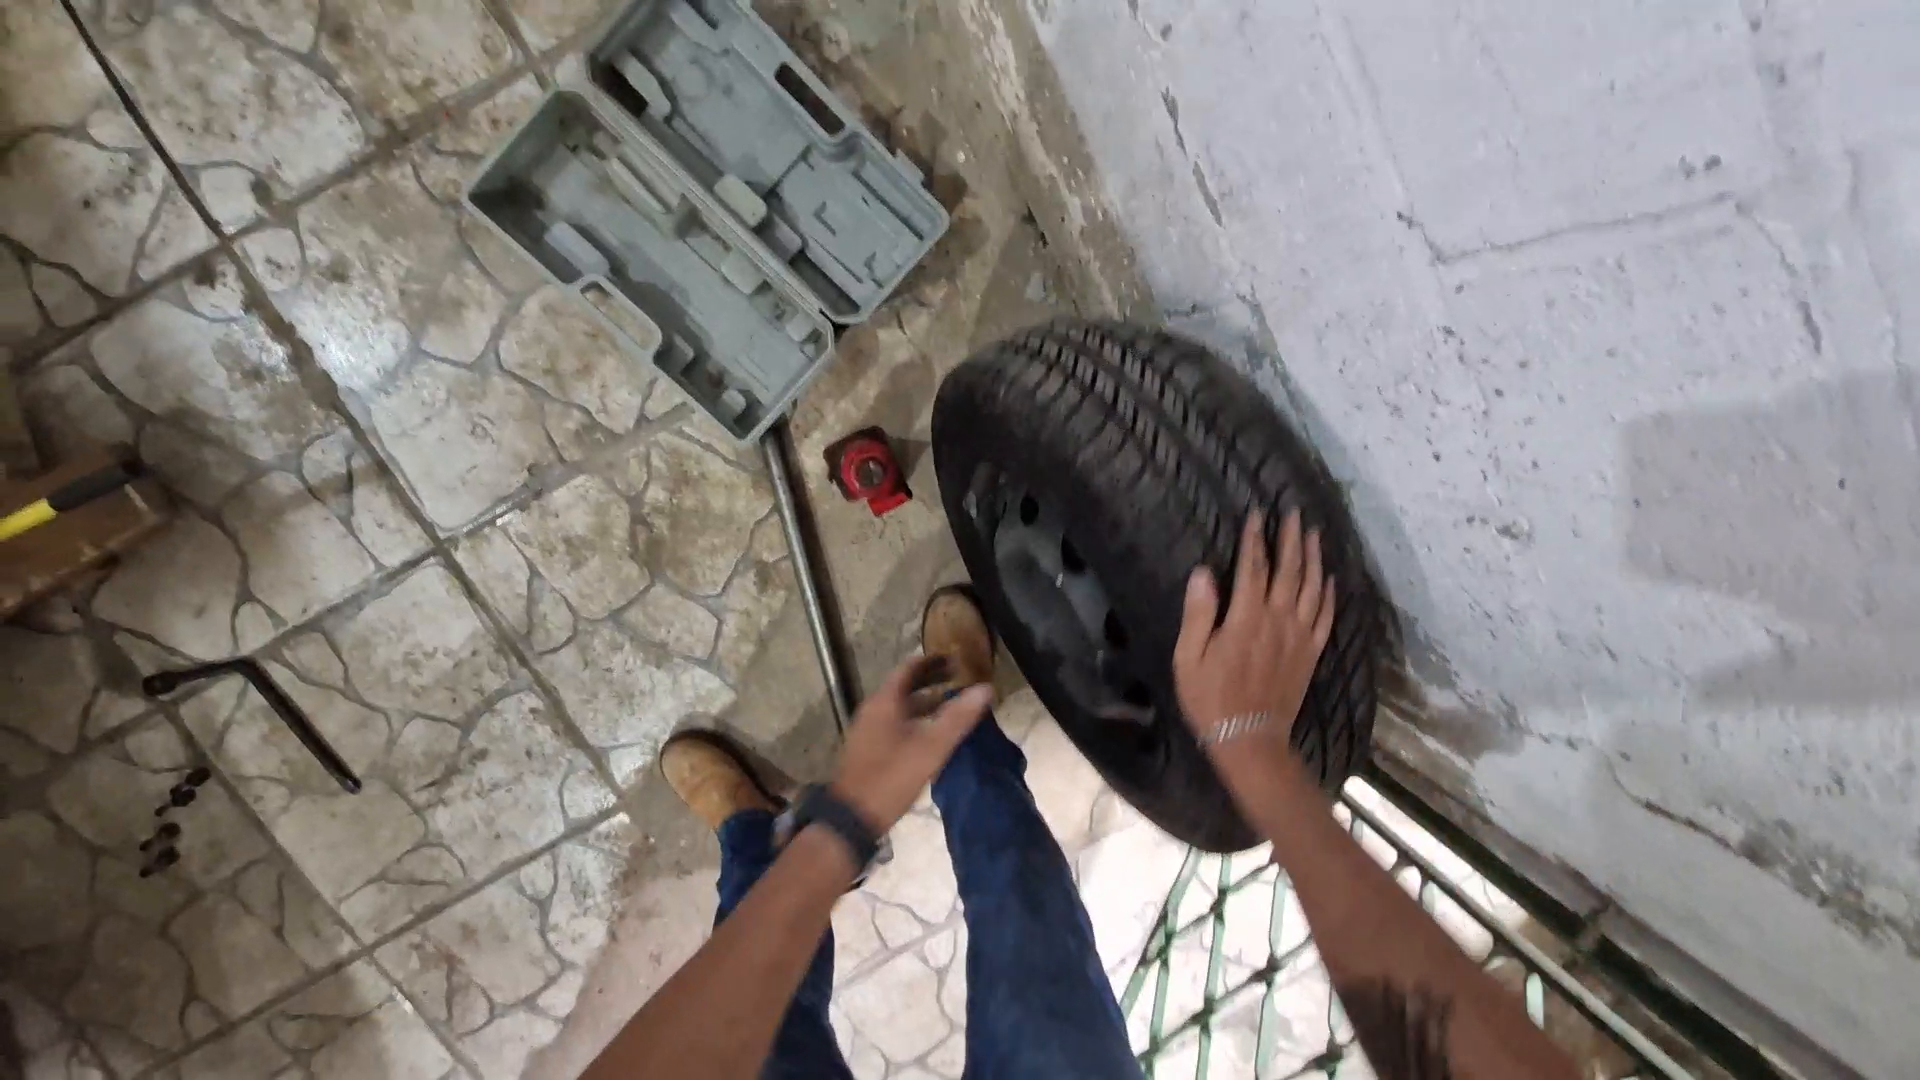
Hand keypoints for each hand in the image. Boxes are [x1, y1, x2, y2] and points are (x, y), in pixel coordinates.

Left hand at [829, 657, 992, 832]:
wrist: (851, 818)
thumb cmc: (891, 778)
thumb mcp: (930, 748)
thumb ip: (957, 717)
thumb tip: (985, 688)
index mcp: (884, 702)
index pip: (909, 669)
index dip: (932, 661)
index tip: (955, 659)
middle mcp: (873, 710)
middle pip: (904, 686)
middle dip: (931, 681)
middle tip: (958, 680)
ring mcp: (868, 730)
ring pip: (900, 707)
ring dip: (924, 702)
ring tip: (951, 706)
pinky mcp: (868, 749)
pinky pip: (894, 723)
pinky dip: (915, 719)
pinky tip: (931, 734)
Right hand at [1173, 509, 1335, 762]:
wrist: (1249, 740)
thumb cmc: (1211, 698)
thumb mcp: (1189, 658)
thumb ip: (1198, 613)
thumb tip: (1203, 572)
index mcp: (1246, 618)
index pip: (1252, 568)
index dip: (1255, 539)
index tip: (1257, 514)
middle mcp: (1278, 620)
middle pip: (1288, 571)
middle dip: (1291, 539)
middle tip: (1295, 512)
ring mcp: (1299, 637)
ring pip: (1312, 588)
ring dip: (1313, 559)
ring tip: (1314, 535)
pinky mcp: (1311, 654)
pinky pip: (1325, 617)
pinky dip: (1329, 595)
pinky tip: (1330, 579)